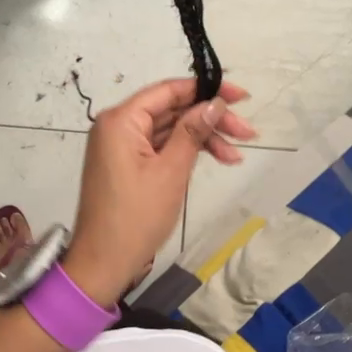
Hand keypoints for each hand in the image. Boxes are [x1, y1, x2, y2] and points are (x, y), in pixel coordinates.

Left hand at [63, 78, 254, 306]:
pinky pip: (160, 147)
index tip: (241, 96)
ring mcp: (120, 146)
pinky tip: (216, 160)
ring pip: (168, 129)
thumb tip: (214, 102)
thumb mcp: (170, 171)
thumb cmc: (136, 216)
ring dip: (202, 138)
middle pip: (170, 109)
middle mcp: (117, 126)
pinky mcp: (126, 164)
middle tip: (247, 133)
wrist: (104, 261)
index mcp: (120, 120)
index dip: (205, 90)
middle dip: (209, 118)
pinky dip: (186, 152)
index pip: (167, 91)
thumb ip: (192, 131)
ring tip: (236, 155)